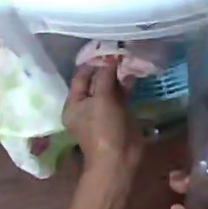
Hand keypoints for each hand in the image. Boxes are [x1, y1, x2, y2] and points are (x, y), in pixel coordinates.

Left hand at [64, 60, 142, 179]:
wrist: (119, 158)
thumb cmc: (103, 128)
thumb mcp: (102, 99)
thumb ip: (105, 77)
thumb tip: (110, 59)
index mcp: (74, 104)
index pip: (80, 77)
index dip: (92, 63)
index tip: (106, 50)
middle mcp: (86, 106)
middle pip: (95, 81)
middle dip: (106, 68)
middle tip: (119, 52)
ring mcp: (103, 111)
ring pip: (109, 88)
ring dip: (117, 76)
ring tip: (128, 60)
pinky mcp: (119, 115)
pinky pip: (121, 96)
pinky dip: (126, 86)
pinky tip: (133, 75)